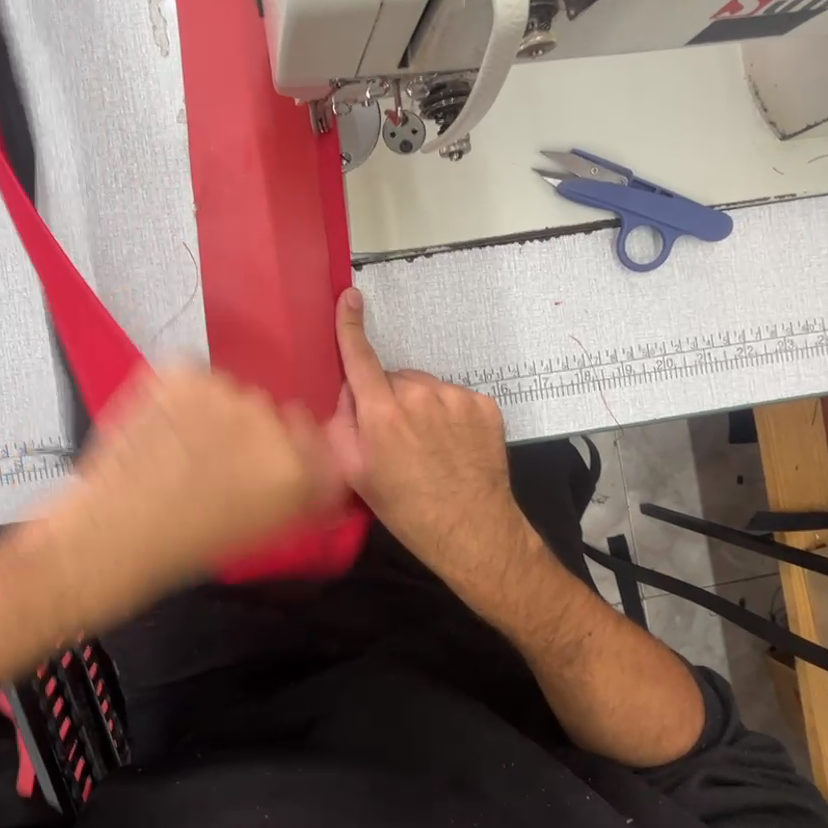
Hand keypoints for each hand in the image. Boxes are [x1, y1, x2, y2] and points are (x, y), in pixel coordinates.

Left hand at [48, 364, 346, 603]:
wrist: (115, 531)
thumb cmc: (189, 543)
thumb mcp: (265, 528)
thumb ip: (303, 493)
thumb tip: (323, 471)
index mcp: (296, 464)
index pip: (311, 434)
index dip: (284, 446)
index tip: (258, 462)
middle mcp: (268, 420)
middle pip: (268, 410)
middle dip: (247, 430)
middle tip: (214, 461)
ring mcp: (223, 391)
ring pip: (229, 391)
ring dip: (212, 411)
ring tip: (181, 448)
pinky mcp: (183, 374)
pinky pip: (192, 376)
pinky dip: (180, 395)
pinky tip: (162, 428)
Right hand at [327, 288, 527, 577]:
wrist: (472, 531)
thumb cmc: (406, 509)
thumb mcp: (356, 476)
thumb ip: (342, 428)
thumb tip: (349, 397)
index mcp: (383, 413)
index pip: (361, 359)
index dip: (351, 327)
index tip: (350, 296)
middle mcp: (420, 396)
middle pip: (392, 381)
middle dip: (388, 401)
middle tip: (396, 443)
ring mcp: (457, 398)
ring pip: (424, 389)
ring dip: (420, 407)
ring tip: (428, 448)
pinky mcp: (485, 405)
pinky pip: (454, 398)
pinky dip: (449, 414)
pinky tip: (453, 445)